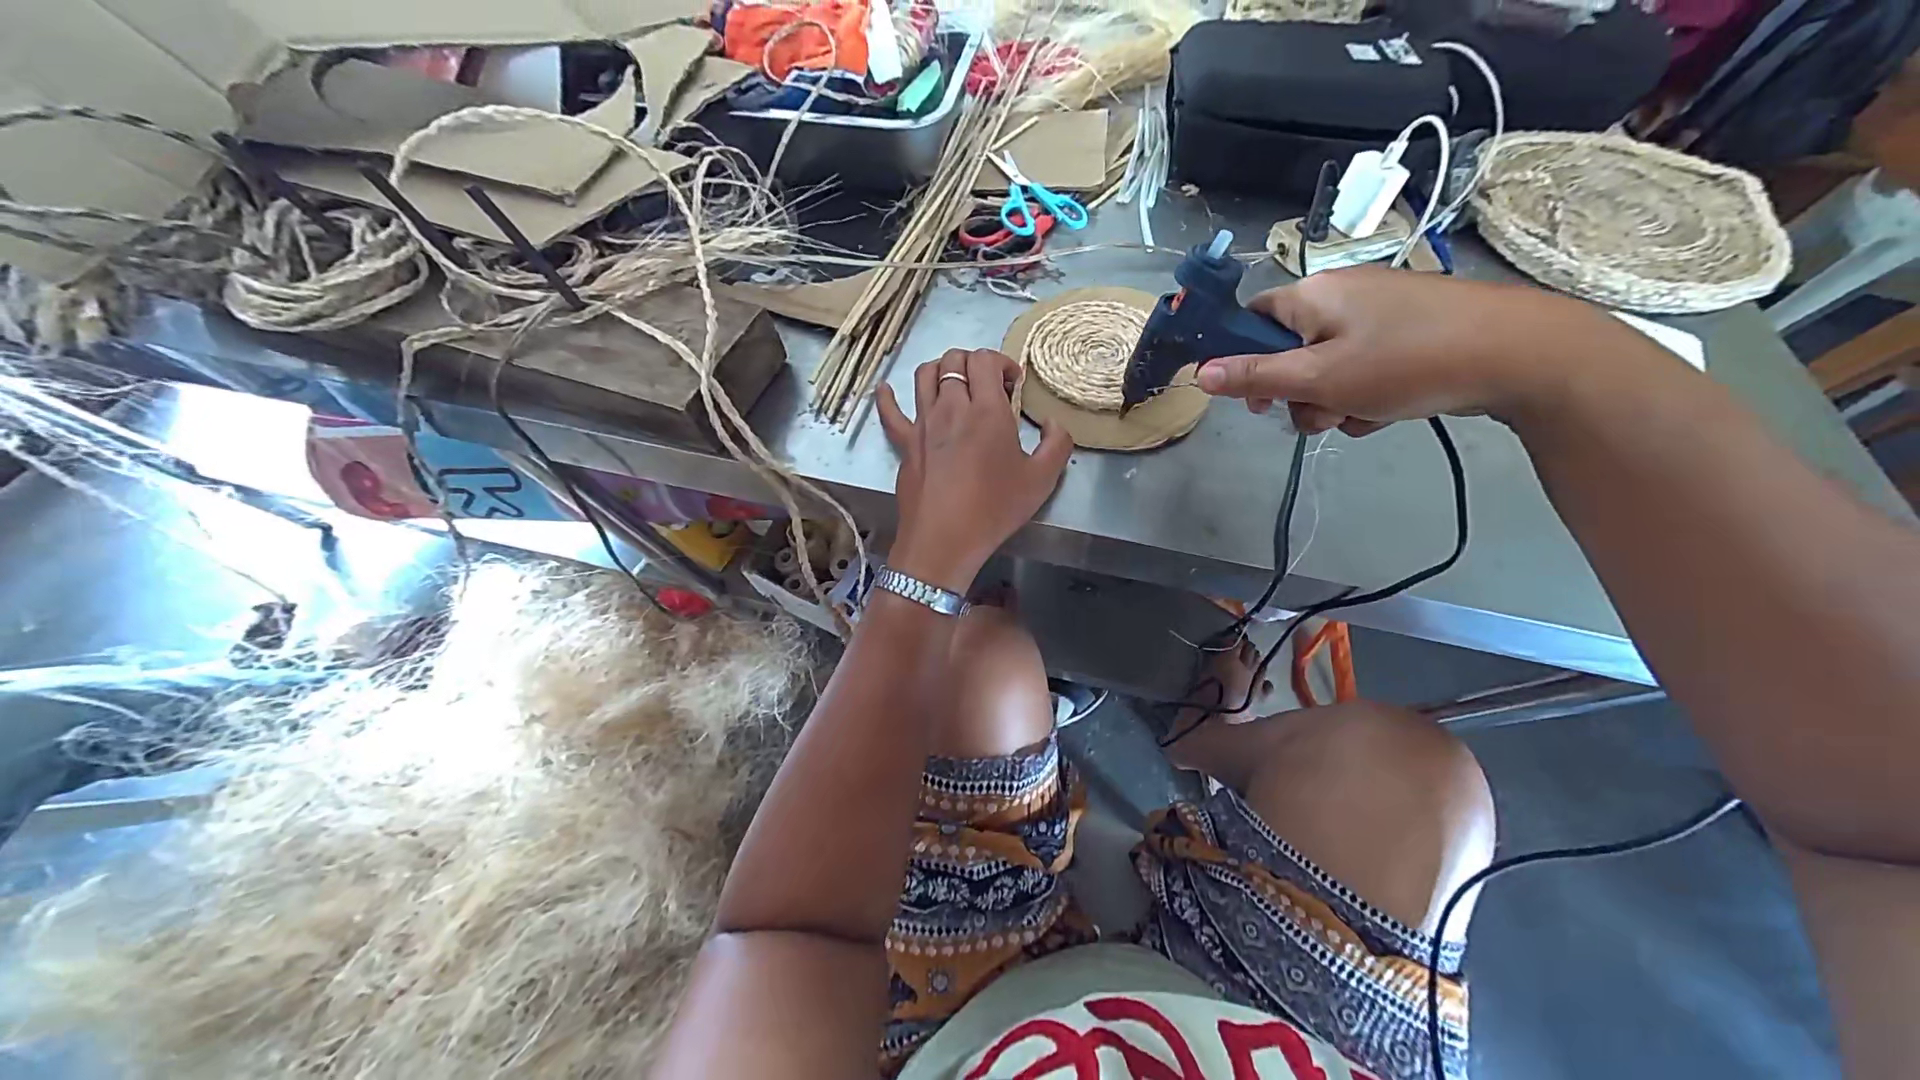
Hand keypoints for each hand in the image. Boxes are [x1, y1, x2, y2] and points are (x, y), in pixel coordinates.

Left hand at [876, 349, 1072, 591]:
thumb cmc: (993, 509)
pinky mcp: (904, 444)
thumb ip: (1057, 444)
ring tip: (955, 386)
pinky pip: (890, 412)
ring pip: (924, 374)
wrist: (944, 540)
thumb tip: (1054, 423)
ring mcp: (923, 423)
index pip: (985, 360)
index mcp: (986, 410)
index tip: (1012, 385)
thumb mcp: (1042, 480)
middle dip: (973, 363)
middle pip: (954, 360)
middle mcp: (950, 407)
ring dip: (941, 370)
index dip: (1001, 363)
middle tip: (988, 387)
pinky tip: (887, 390)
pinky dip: (887, 397)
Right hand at [1195, 265, 1639, 434]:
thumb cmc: (1406, 361)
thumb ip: (1256, 378)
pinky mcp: (1409, 330)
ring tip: (1360, 414)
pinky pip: (1363, 367)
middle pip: (1289, 352)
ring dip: (1332, 400)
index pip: (1252, 321)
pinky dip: (1366, 393)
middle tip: (1317, 413)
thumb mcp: (1319, 378)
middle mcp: (1340, 295)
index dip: (1244, 361)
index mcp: (1311, 295)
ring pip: (1327, 368)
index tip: (1255, 399)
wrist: (1519, 354)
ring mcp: (1378, 313)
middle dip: (1297, 393)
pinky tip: (1388, 409)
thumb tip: (1200, 373)